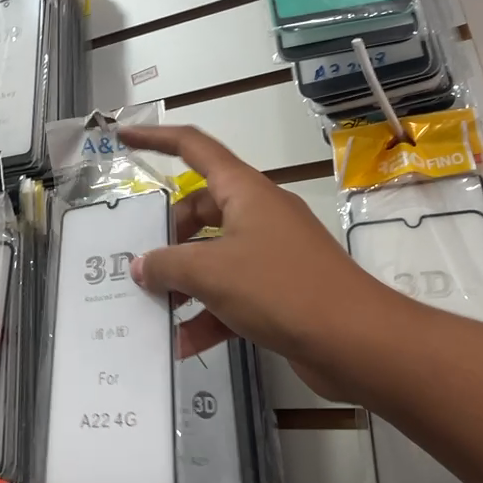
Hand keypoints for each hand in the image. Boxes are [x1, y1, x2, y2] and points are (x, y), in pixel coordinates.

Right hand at [122, 124, 393, 399]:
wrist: (359, 342)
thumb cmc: (281, 288)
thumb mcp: (211, 272)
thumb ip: (167, 266)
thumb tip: (141, 267)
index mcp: (244, 191)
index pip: (193, 148)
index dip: (156, 139)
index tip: (123, 138)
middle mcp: (258, 214)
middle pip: (200, 210)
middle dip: (167, 236)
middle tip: (140, 261)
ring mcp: (272, 253)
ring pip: (214, 256)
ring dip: (184, 282)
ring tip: (153, 308)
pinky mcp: (281, 291)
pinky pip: (233, 293)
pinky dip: (208, 315)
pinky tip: (184, 344)